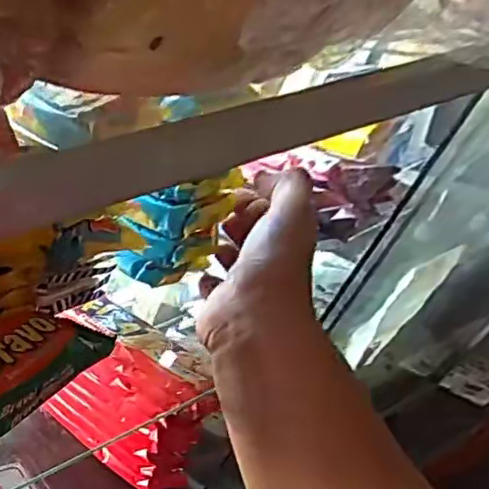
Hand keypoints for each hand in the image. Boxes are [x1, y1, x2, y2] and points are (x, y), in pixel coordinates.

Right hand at [196, 167, 319, 352]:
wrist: (249, 314)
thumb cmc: (271, 263)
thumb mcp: (290, 210)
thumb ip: (287, 185)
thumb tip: (269, 175)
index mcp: (288, 231)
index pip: (273, 204)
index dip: (255, 192)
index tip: (232, 188)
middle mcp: (268, 254)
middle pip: (251, 227)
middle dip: (234, 215)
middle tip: (212, 208)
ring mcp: (243, 278)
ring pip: (230, 253)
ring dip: (217, 241)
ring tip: (199, 231)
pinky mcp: (219, 299)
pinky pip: (211, 282)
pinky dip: (205, 274)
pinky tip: (198, 267)